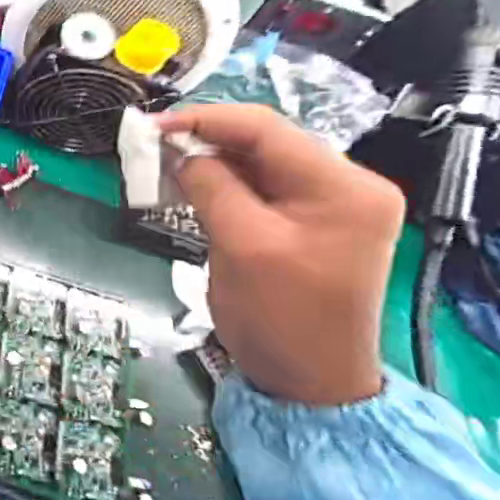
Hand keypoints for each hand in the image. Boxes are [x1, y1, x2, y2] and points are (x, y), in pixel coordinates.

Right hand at [156, 104, 404, 405]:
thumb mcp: (241, 244)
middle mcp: (346, 186)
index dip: (206, 120)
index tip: (153, 126)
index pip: (268, 130)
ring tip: (164, 166)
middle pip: (264, 143)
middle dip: (205, 140)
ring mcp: (328, 205)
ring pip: (257, 163)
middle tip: (152, 146)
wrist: (308, 378)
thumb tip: (181, 152)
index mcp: (344, 187)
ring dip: (209, 162)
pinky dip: (220, 183)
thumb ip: (211, 186)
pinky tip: (190, 187)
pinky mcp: (306, 222)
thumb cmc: (281, 315)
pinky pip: (257, 187)